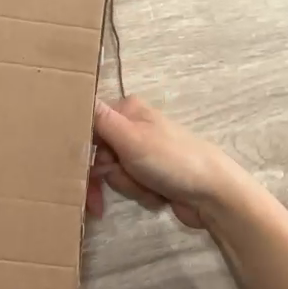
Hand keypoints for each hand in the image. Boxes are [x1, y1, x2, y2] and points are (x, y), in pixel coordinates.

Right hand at [87, 96, 251, 228]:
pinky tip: (159, 196)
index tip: (81, 170)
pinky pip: (131, 186)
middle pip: (100, 153)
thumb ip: (100, 120)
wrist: (214, 195)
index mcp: (127, 110)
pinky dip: (141, 194)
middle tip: (121, 183)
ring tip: (151, 187)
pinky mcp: (152, 175)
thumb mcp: (131, 138)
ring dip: (129, 186)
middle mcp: (133, 127)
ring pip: (115, 173)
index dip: (84, 150)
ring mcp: (144, 152)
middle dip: (110, 174)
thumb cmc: (171, 160)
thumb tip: (73, 92)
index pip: (90, 125)